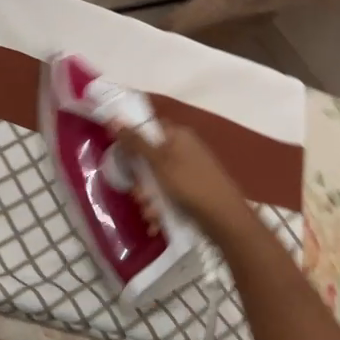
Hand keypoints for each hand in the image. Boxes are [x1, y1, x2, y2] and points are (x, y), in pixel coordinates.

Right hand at [114, 119, 255, 242]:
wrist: (224, 218)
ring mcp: (187, 171)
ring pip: (156, 180)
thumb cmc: (190, 183)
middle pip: (149, 157)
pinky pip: (168, 194)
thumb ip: (136, 142)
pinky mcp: (191, 191)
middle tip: (138, 193)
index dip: (132, 138)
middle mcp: (183, 149)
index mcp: (177, 135)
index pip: (148, 127)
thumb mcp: (159, 162)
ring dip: (149, 198)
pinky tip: (157, 220)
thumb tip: (115, 119)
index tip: (119, 154)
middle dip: (140, 179)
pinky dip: (160, 207)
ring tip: (150, 213)